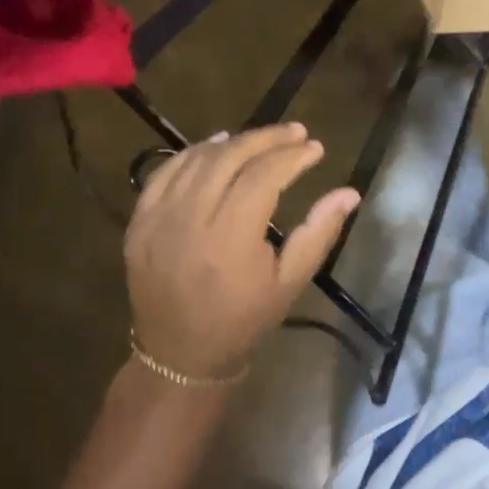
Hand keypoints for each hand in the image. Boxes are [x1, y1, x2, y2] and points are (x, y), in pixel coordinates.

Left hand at [124, 123, 359, 379]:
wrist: (181, 355)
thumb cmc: (244, 319)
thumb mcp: (291, 281)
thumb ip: (319, 233)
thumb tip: (349, 192)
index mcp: (230, 239)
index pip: (263, 176)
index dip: (292, 156)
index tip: (315, 148)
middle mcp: (189, 222)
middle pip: (229, 158)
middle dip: (266, 139)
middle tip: (295, 132)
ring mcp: (157, 220)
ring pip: (197, 160)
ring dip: (233, 143)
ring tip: (262, 138)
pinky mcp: (139, 224)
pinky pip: (164, 174)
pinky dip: (192, 154)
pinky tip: (216, 147)